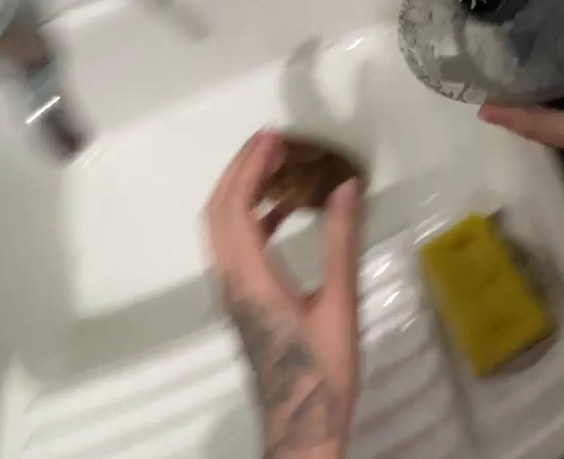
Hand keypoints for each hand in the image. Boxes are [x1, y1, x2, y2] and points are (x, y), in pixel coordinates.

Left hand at [206, 131, 364, 458]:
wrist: (300, 426)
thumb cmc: (323, 367)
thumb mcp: (340, 303)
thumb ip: (341, 242)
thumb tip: (345, 187)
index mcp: (253, 278)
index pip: (237, 208)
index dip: (250, 167)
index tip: (273, 137)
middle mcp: (232, 281)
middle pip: (218, 212)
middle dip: (239, 169)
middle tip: (272, 141)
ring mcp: (232, 293)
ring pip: (220, 228)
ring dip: (240, 189)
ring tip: (274, 165)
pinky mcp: (242, 301)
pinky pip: (232, 245)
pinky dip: (249, 215)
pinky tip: (281, 211)